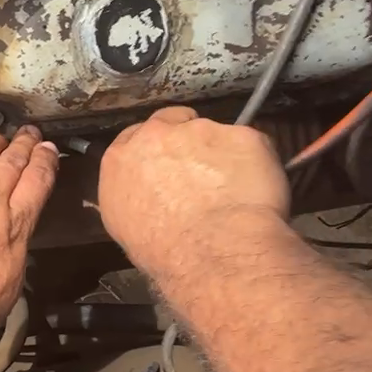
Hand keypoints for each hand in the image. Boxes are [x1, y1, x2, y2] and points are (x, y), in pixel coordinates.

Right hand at [96, 107, 290, 280]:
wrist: (209, 249)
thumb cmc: (162, 248)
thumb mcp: (122, 224)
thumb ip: (132, 192)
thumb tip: (147, 194)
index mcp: (120, 159)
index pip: (134, 137)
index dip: (154, 150)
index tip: (165, 163)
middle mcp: (155, 136)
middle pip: (171, 121)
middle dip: (185, 139)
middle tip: (199, 169)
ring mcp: (199, 131)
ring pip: (213, 133)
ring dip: (220, 152)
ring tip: (230, 188)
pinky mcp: (241, 135)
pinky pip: (249, 144)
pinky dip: (252, 161)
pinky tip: (251, 190)